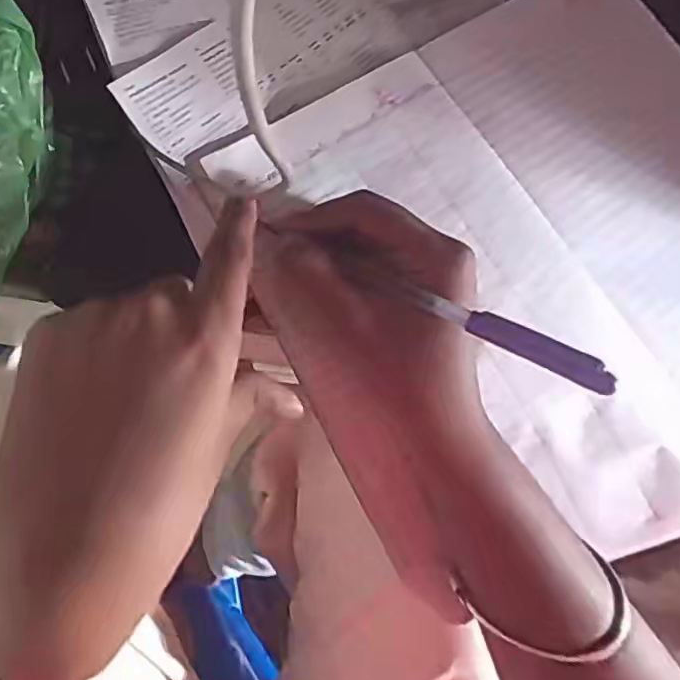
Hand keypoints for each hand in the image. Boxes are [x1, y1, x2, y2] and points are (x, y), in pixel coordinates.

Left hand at [0, 196, 259, 679]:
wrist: (54, 548)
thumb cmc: (155, 516)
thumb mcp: (210, 455)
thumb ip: (243, 401)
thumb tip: (285, 390)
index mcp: (203, 340)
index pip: (227, 265)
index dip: (238, 231)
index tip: (243, 200)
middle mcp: (149, 311)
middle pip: (174, 295)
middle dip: (181, 321)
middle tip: (173, 375)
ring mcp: (92, 316)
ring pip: (127, 311)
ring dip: (134, 336)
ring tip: (121, 396)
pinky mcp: (48, 330)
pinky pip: (85, 326)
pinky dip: (93, 347)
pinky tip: (83, 395)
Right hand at [250, 190, 481, 430]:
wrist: (422, 468)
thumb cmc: (379, 387)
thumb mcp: (324, 316)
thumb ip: (284, 265)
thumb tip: (251, 233)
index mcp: (431, 255)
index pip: (358, 210)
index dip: (302, 219)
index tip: (258, 240)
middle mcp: (427, 270)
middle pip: (348, 241)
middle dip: (293, 254)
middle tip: (249, 269)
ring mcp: (411, 303)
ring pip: (340, 273)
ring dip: (293, 280)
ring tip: (248, 297)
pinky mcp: (392, 331)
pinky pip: (342, 302)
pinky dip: (305, 304)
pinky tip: (265, 319)